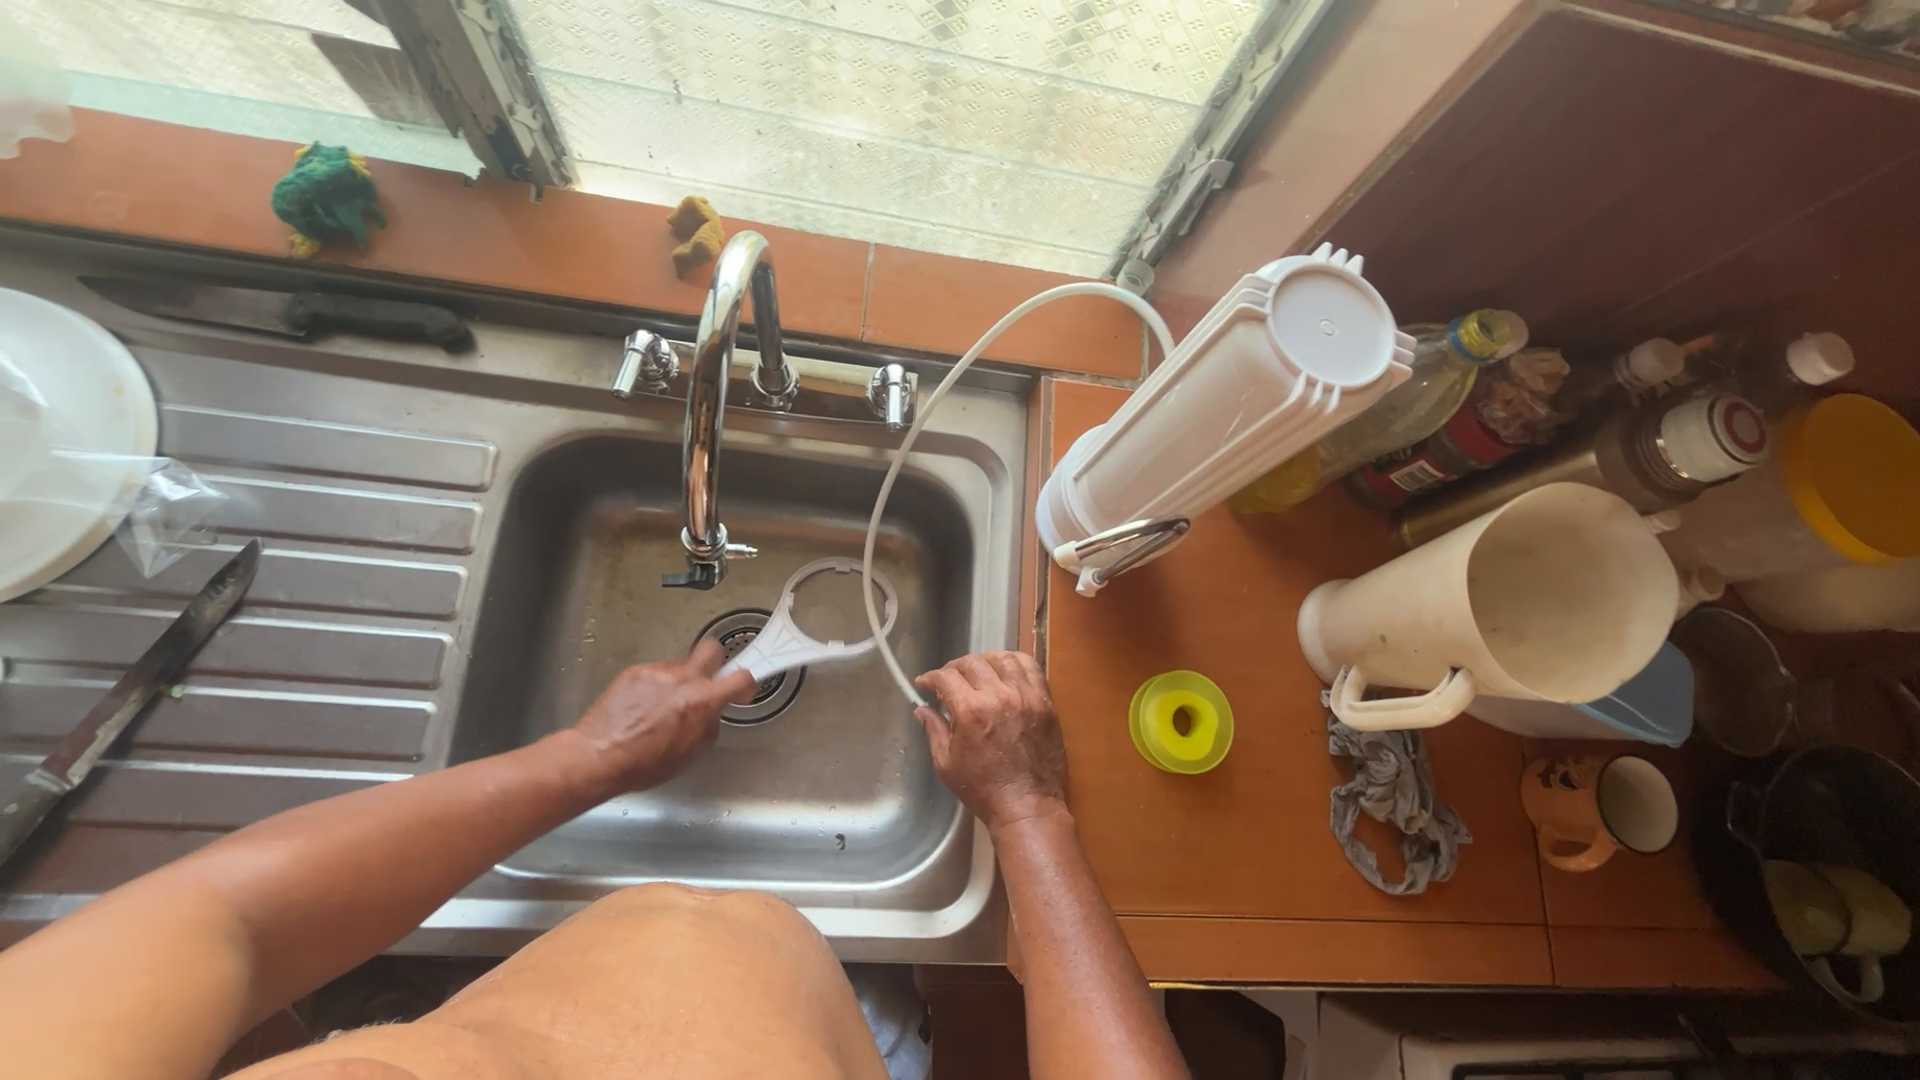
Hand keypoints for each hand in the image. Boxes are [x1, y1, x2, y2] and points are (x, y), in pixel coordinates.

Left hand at [568, 640, 757, 792]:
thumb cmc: (644, 764)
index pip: (740, 677)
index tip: (741, 691)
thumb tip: (710, 713)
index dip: (746, 684)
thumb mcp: (692, 753)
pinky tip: (644, 706)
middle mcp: (682, 679)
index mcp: (702, 701)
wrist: (598, 757)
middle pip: (711, 649)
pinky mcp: (635, 671)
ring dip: (680, 679)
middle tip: (707, 681)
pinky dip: (656, 685)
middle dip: (715, 663)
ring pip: (680, 664)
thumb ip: (709, 724)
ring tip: (665, 704)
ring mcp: (657, 672)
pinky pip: (656, 671)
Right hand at [914, 651, 1067, 830]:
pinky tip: (1005, 671)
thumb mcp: (946, 764)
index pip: (946, 677)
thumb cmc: (982, 790)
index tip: (924, 685)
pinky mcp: (1045, 702)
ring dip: (984, 661)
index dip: (930, 678)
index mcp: (971, 711)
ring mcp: (1025, 696)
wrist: (1027, 806)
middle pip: (972, 662)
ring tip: (977, 673)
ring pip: (1002, 658)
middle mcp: (999, 696)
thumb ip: (934, 730)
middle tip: (948, 681)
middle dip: (953, 668)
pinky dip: (1015, 662)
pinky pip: (1031, 668)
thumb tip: (922, 709)